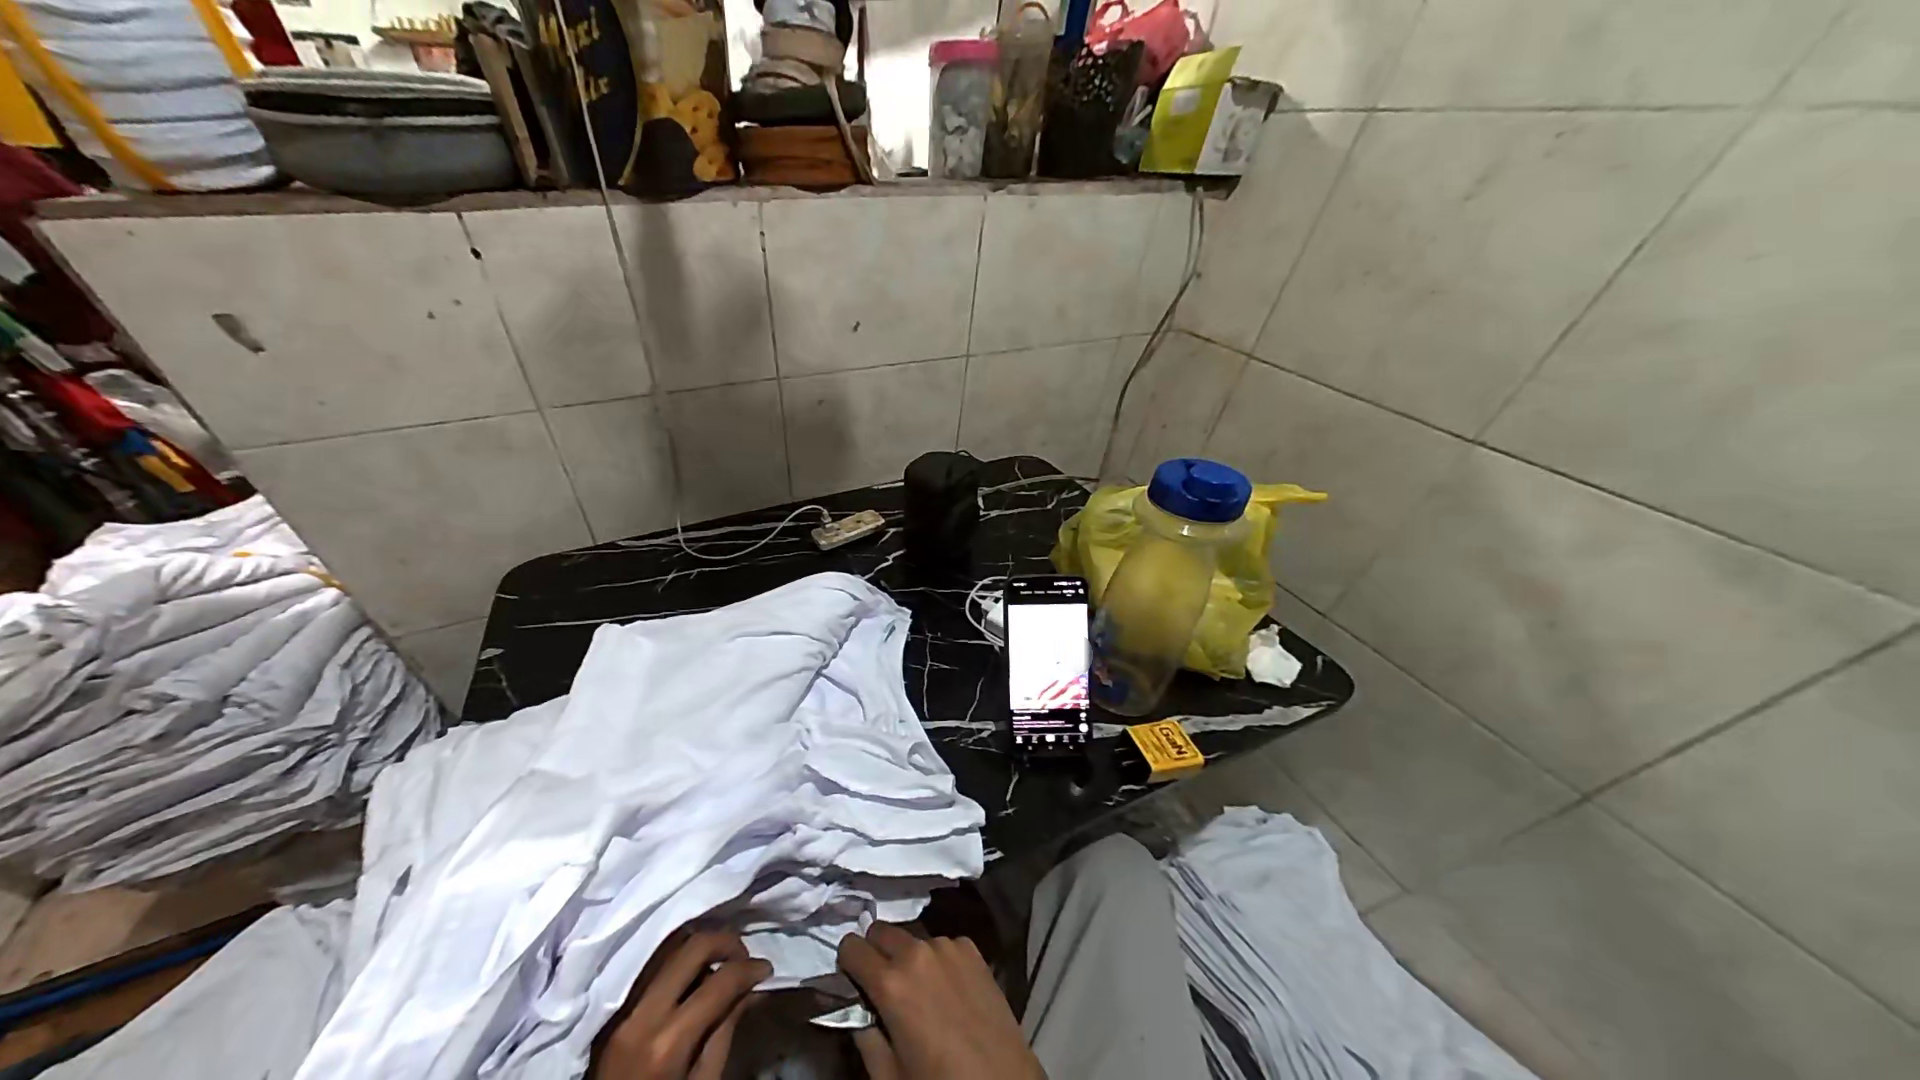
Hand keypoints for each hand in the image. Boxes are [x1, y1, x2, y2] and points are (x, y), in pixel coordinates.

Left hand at [591, 927, 771, 1079]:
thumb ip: (726, 1028)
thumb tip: (750, 987)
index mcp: (667, 1042)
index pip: (720, 981)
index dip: (751, 969)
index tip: (766, 969)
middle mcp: (642, 1014)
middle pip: (692, 947)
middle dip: (726, 943)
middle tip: (742, 958)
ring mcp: (620, 1007)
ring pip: (668, 948)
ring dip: (700, 948)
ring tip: (717, 963)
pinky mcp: (610, 1006)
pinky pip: (650, 964)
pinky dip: (677, 958)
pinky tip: (691, 972)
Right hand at [836, 922, 1046, 1079]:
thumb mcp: (888, 1073)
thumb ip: (864, 1034)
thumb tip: (854, 1007)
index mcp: (890, 982)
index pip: (851, 946)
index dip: (847, 962)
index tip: (852, 979)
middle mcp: (916, 952)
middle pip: (881, 931)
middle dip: (875, 952)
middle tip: (882, 983)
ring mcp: (947, 946)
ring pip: (912, 938)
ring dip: (908, 956)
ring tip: (920, 988)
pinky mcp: (971, 948)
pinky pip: (941, 944)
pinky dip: (937, 960)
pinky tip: (948, 988)